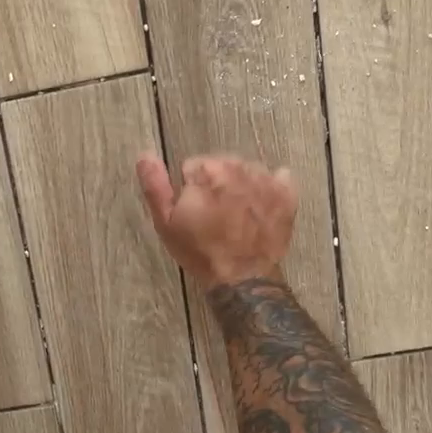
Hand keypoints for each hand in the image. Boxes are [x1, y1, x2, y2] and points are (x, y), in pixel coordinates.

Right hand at [136, 153, 295, 288]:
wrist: (242, 278)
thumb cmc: (200, 252)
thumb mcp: (166, 223)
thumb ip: (155, 186)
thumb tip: (145, 155)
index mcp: (206, 170)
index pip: (192, 167)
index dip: (190, 190)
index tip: (193, 213)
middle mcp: (237, 166)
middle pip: (221, 166)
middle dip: (216, 185)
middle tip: (215, 217)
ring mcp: (265, 178)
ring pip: (246, 172)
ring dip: (240, 187)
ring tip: (237, 217)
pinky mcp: (286, 193)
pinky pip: (277, 178)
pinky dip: (269, 189)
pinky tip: (261, 210)